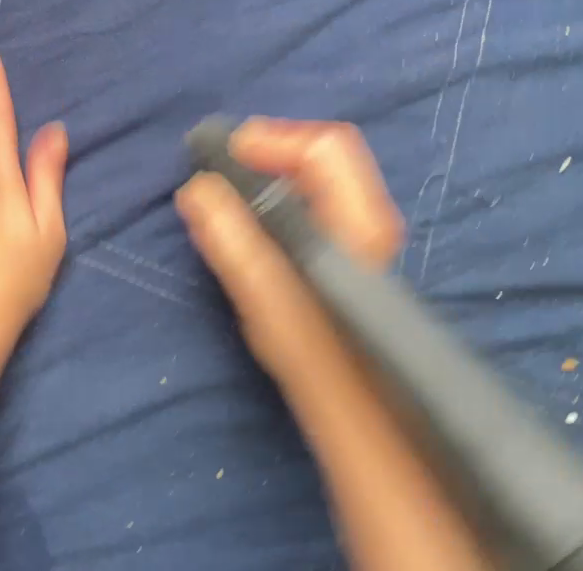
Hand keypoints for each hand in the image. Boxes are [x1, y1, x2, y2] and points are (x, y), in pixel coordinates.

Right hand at [175, 118, 402, 379]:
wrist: (384, 443)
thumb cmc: (334, 383)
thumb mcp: (278, 318)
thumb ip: (239, 250)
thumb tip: (198, 189)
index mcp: (358, 229)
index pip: (325, 149)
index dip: (272, 139)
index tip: (220, 156)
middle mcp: (366, 228)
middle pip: (321, 160)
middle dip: (265, 154)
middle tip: (214, 172)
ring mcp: (359, 249)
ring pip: (314, 186)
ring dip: (266, 180)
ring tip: (220, 198)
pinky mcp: (345, 270)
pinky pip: (309, 214)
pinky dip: (272, 208)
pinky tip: (243, 235)